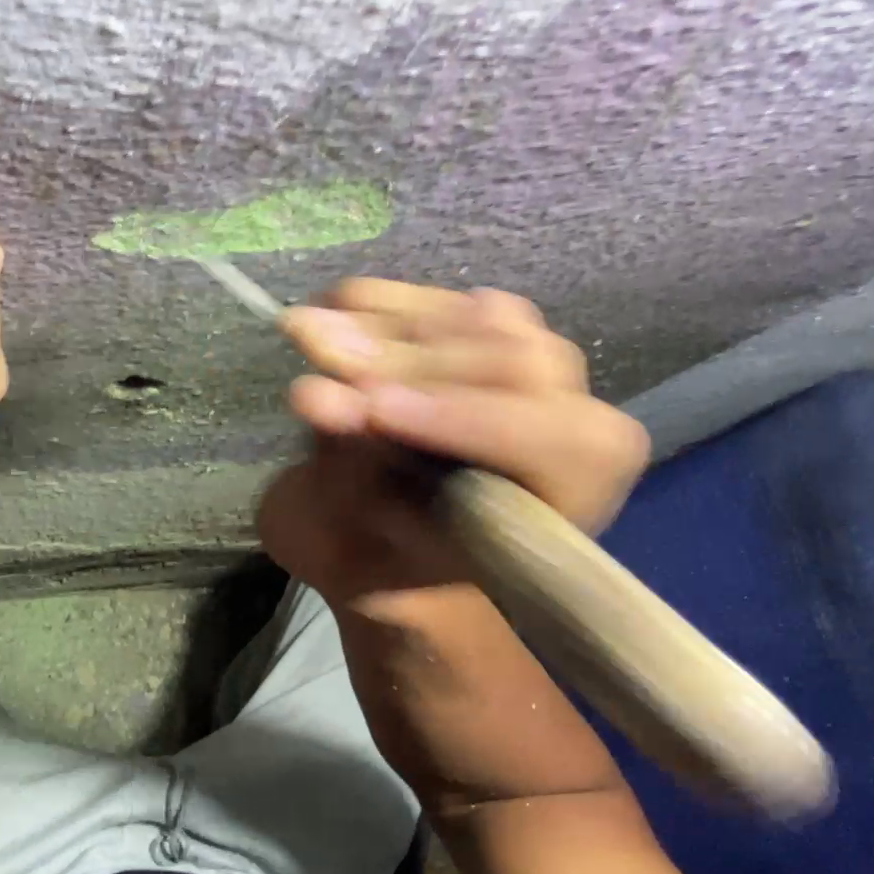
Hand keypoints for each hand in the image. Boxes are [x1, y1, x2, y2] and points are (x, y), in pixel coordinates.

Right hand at [257, 278, 650, 620]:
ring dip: (383, 323)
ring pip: (477, 323)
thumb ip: (348, 479)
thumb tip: (313, 396)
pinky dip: (385, 303)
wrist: (378, 553)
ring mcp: (535, 371)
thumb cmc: (381, 570)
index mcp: (567, 499)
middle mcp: (570, 421)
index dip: (458, 418)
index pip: (548, 440)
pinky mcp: (489, 339)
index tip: (372, 409)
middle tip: (315, 349)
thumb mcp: (362, 548)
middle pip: (512, 364)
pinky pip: (446, 305)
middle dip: (403, 362)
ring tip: (303, 325)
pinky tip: (332, 303)